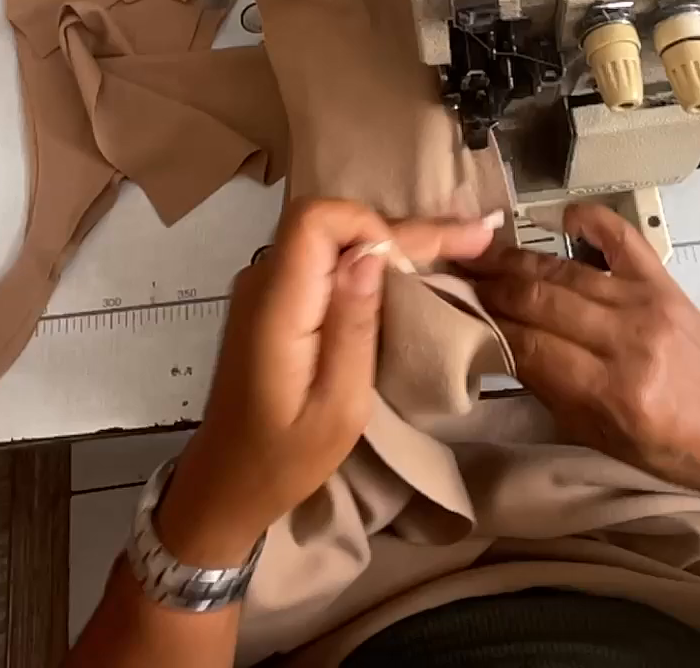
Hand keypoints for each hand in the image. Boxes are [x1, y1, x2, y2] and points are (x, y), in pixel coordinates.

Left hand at [156, 198, 496, 565]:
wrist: (227, 480)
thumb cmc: (285, 458)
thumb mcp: (337, 407)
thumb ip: (353, 325)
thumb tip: (371, 254)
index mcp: (276, 306)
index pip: (315, 220)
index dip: (368, 225)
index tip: (410, 265)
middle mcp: (262, 279)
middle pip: (329, 222)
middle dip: (402, 228)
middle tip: (473, 232)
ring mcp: (263, 285)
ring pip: (330, 234)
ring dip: (390, 239)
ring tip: (455, 242)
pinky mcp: (273, 296)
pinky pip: (323, 257)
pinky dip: (368, 258)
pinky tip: (409, 265)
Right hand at [462, 203, 699, 506]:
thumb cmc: (668, 447)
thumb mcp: (598, 436)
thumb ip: (548, 388)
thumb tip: (499, 343)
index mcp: (611, 390)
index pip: (528, 344)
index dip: (486, 325)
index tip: (455, 310)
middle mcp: (626, 339)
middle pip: (539, 299)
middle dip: (490, 287)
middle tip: (455, 276)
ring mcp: (646, 303)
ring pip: (564, 270)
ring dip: (516, 259)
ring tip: (480, 253)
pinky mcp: (663, 283)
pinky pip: (622, 239)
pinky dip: (591, 220)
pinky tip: (561, 215)